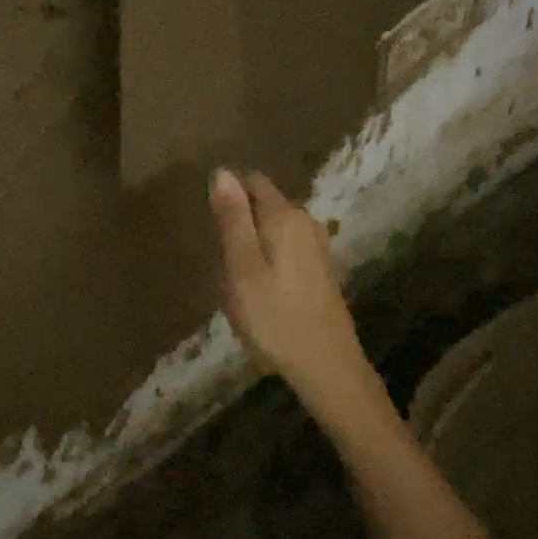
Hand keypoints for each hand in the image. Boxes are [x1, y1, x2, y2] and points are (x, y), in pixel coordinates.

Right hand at [210, 170, 374, 404]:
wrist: (326, 366)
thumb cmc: (274, 317)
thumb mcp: (241, 267)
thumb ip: (232, 219)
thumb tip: (222, 172)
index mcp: (285, 217)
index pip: (252, 181)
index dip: (228, 196)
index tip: (211, 228)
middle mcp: (305, 222)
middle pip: (262, 204)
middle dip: (237, 223)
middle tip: (222, 264)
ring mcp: (316, 246)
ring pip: (271, 228)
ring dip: (250, 245)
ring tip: (236, 281)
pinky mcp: (319, 268)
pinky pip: (282, 248)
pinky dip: (265, 260)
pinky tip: (258, 290)